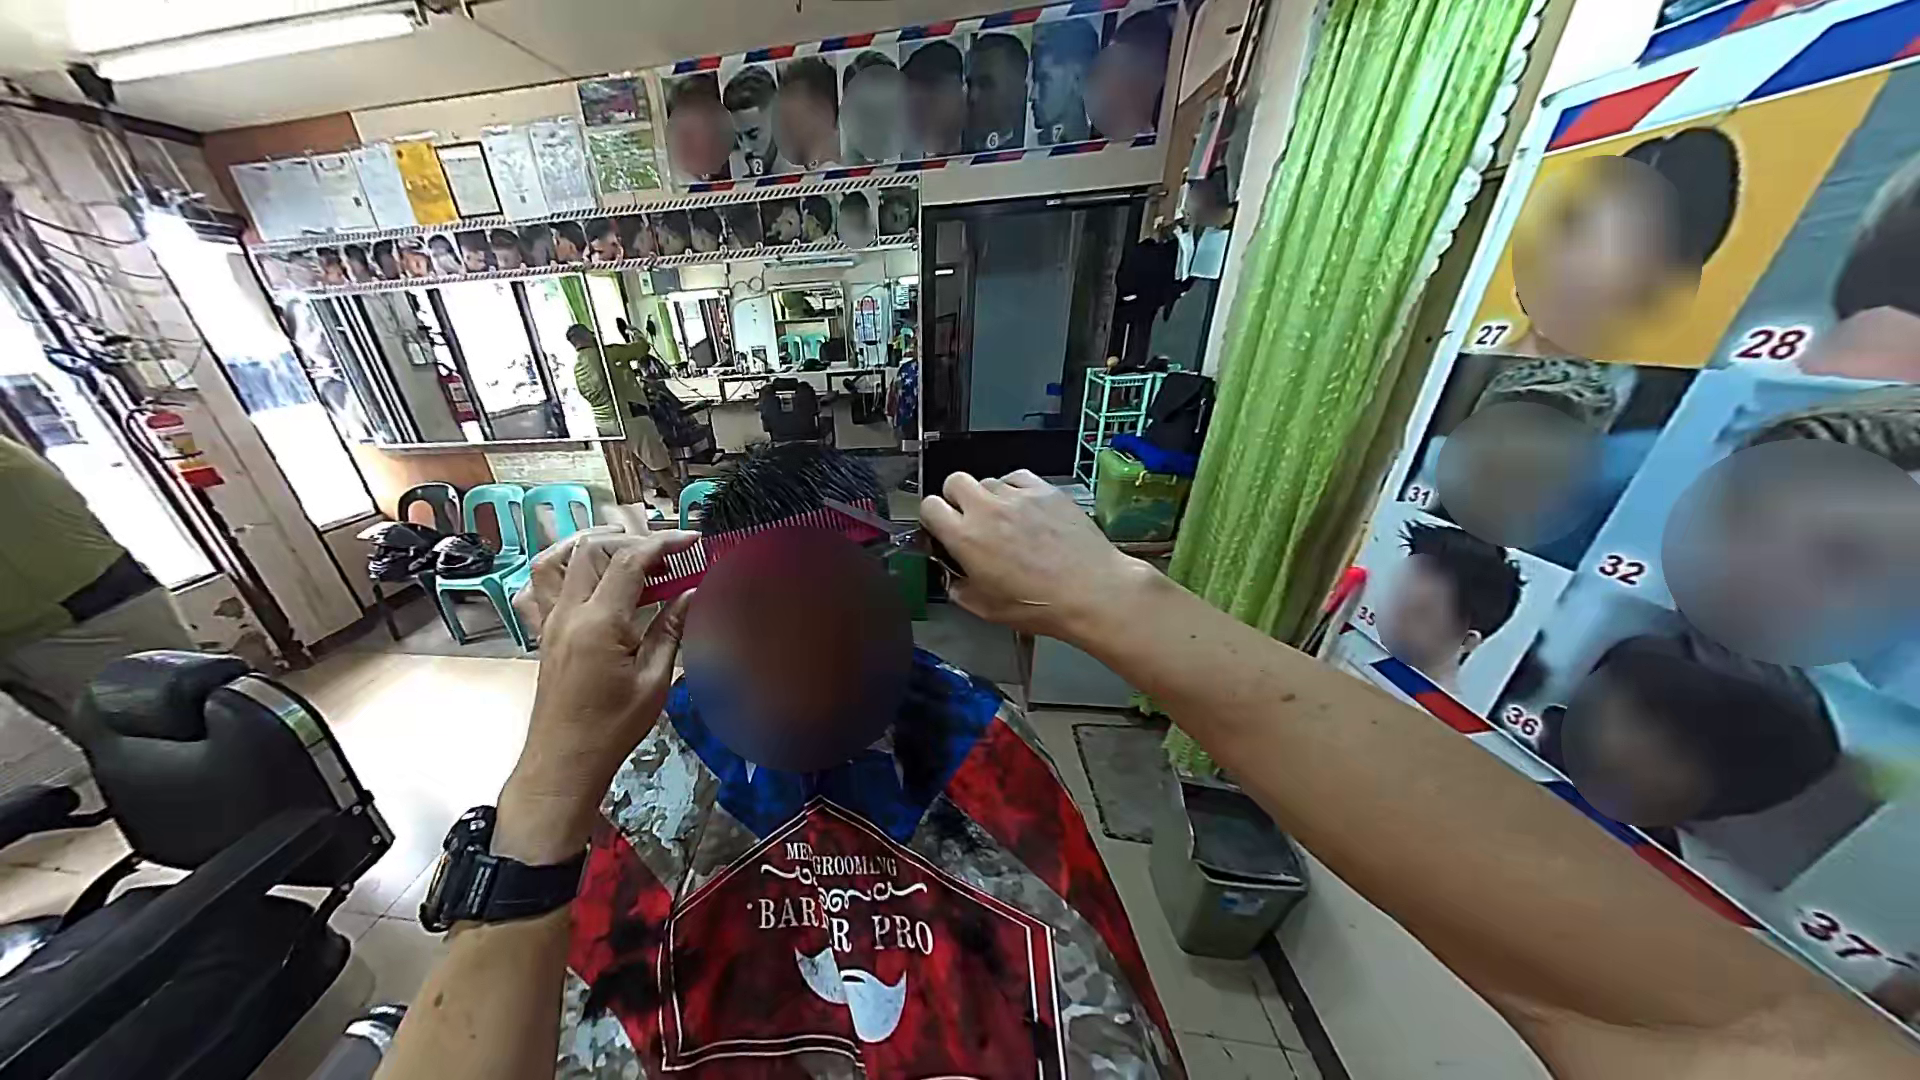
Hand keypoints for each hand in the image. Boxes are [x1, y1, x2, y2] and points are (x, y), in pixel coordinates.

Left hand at [496, 529, 698, 862]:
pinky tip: (586, 575)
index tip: (692, 539)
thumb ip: (671, 629)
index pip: (629, 562)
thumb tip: (691, 594)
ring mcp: (549, 621)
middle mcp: (567, 613)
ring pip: (556, 560)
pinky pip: (539, 587)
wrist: (564, 761)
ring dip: (591, 543)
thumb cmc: (613, 726)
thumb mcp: (655, 679)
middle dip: (634, 539)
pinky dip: (561, 568)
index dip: (663, 543)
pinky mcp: (543, 632)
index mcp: (599, 623)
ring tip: (625, 547)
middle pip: (592, 550)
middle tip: (669, 550)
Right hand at [919, 470, 1155, 639]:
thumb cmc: (1040, 605)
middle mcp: (986, 509)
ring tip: (1005, 520)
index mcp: (965, 538)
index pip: (930, 506)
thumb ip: (958, 588)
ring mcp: (1017, 496)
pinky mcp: (1045, 490)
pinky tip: (1025, 508)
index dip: (933, 516)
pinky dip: (1015, 489)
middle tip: (970, 519)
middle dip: (956, 498)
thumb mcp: (986, 609)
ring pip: (988, 481)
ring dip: (989, 497)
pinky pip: (1017, 477)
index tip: (943, 527)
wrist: (1091, 592)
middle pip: (954, 481)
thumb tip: (952, 578)